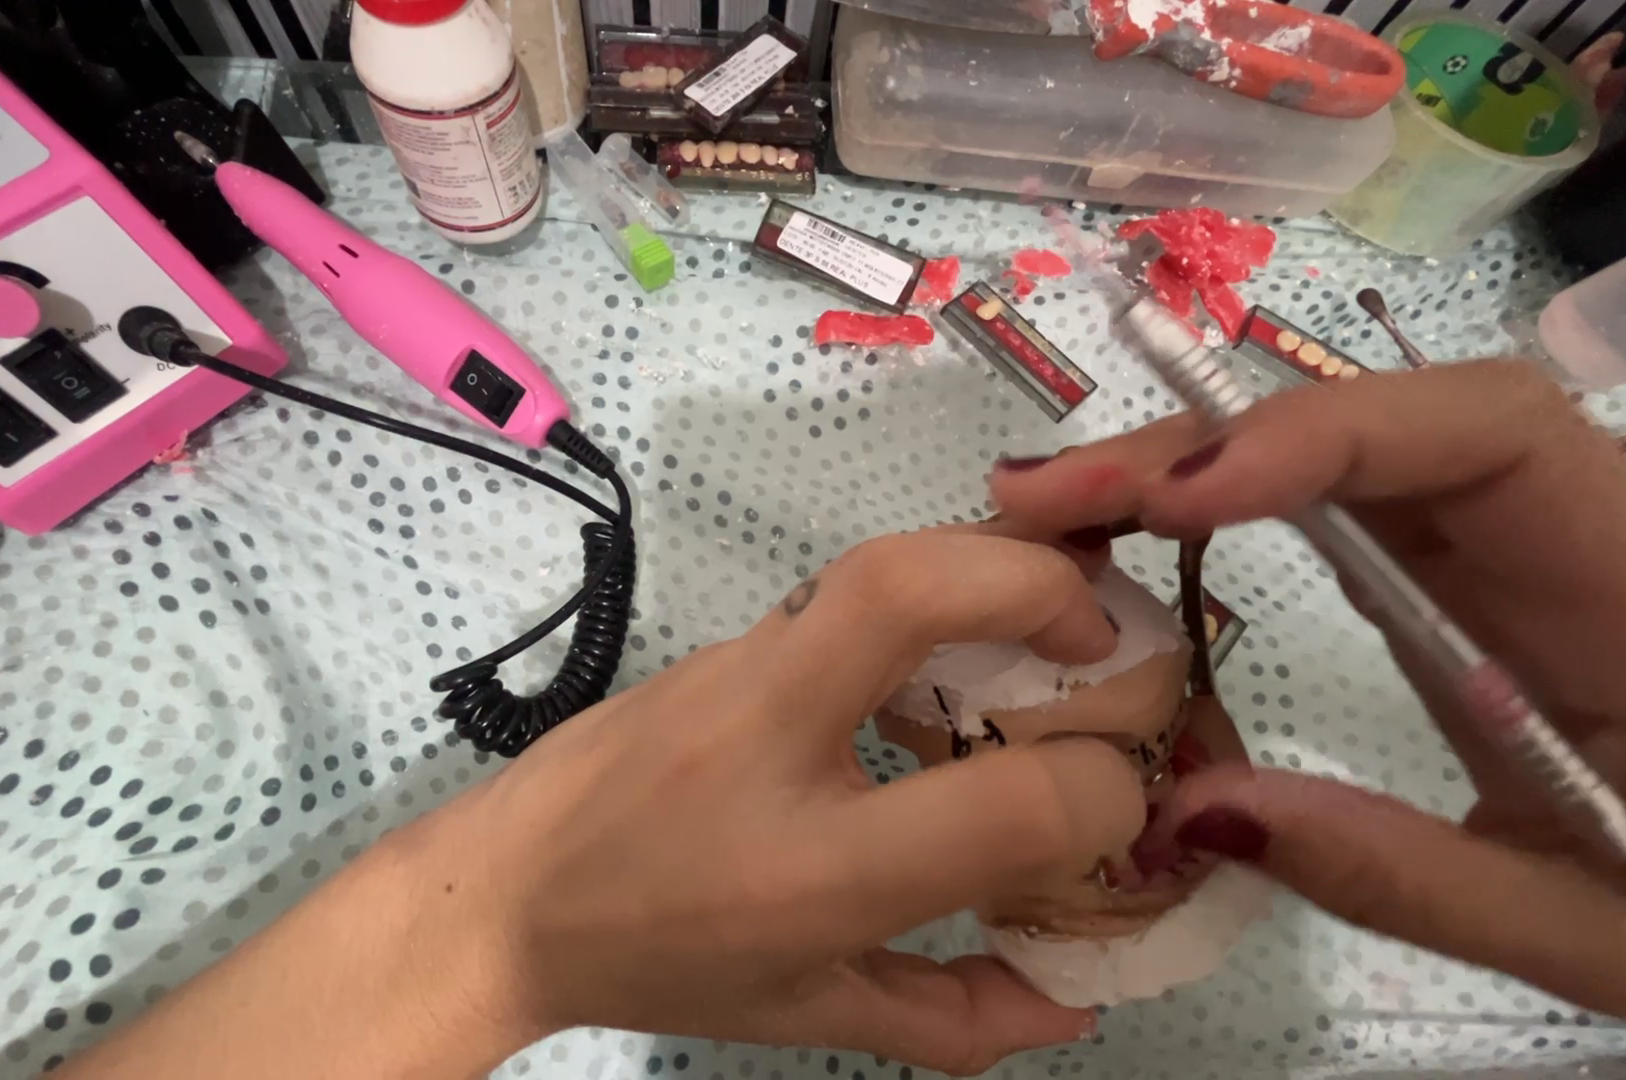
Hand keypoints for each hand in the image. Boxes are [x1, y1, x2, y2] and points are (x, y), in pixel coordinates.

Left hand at [385, 530, 1153, 1073]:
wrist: (508, 885)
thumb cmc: (658, 954)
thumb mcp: (809, 1013)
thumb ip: (952, 1019)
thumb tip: (1070, 997)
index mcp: (808, 871)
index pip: (991, 807)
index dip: (1093, 791)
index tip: (1118, 791)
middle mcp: (771, 739)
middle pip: (903, 594)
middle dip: (1029, 583)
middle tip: (1098, 627)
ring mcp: (737, 669)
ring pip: (869, 565)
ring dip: (980, 561)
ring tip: (1045, 610)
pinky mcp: (725, 641)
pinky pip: (842, 589)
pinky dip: (925, 589)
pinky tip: (950, 642)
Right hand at [988, 360, 1625, 1021]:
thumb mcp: (1599, 942)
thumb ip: (1399, 876)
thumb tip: (1186, 805)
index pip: (1485, 439)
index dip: (1318, 436)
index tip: (1171, 503)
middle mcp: (1543, 532)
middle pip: (1353, 421)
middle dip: (1183, 445)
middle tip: (1043, 497)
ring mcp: (1469, 537)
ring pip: (1307, 442)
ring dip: (1163, 461)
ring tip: (1044, 507)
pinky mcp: (1416, 558)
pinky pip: (1294, 491)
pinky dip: (1188, 496)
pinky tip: (1108, 528)